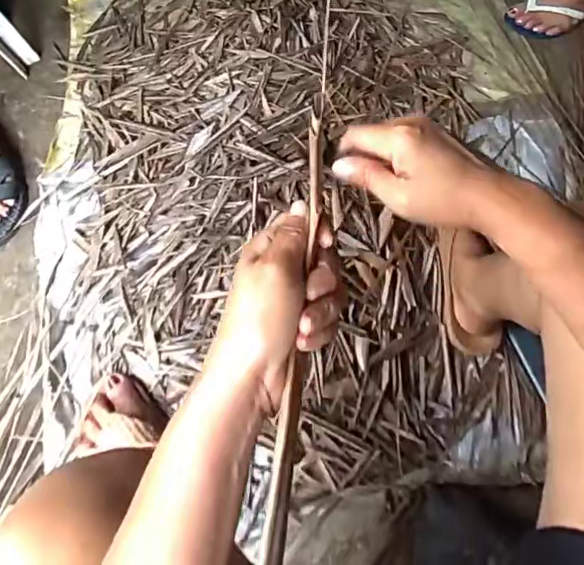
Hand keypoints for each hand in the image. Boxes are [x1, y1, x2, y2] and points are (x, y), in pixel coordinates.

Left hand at [206, 204, 342, 416]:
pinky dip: (320, 329)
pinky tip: (303, 340)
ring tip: (302, 326)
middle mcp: (282, 270)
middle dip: (323, 280)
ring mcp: (294, 299)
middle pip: (324, 258)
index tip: (325, 246)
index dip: (320, 233)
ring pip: (331, 290)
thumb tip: (303, 203)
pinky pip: (329, 317)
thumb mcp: (276, 266)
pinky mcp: (304, 324)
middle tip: (308, 293)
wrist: (253, 378)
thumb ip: (294, 233)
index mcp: (270, 248)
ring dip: (321, 311)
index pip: (304, 223)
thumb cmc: (257, 321)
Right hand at [331, 117, 506, 230]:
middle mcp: (410, 121)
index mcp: (398, 136)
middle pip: (372, 133)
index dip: (345, 153)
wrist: (490, 196)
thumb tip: (338, 165)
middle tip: (375, 186)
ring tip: (397, 182)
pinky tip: (415, 174)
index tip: (347, 176)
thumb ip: (367, 177)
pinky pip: (406, 135)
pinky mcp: (438, 130)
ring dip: (384, 154)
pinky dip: (401, 151)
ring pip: (389, 134)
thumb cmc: (443, 201)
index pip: (355, 134)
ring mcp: (426, 123)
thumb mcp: (399, 197)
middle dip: (366, 155)